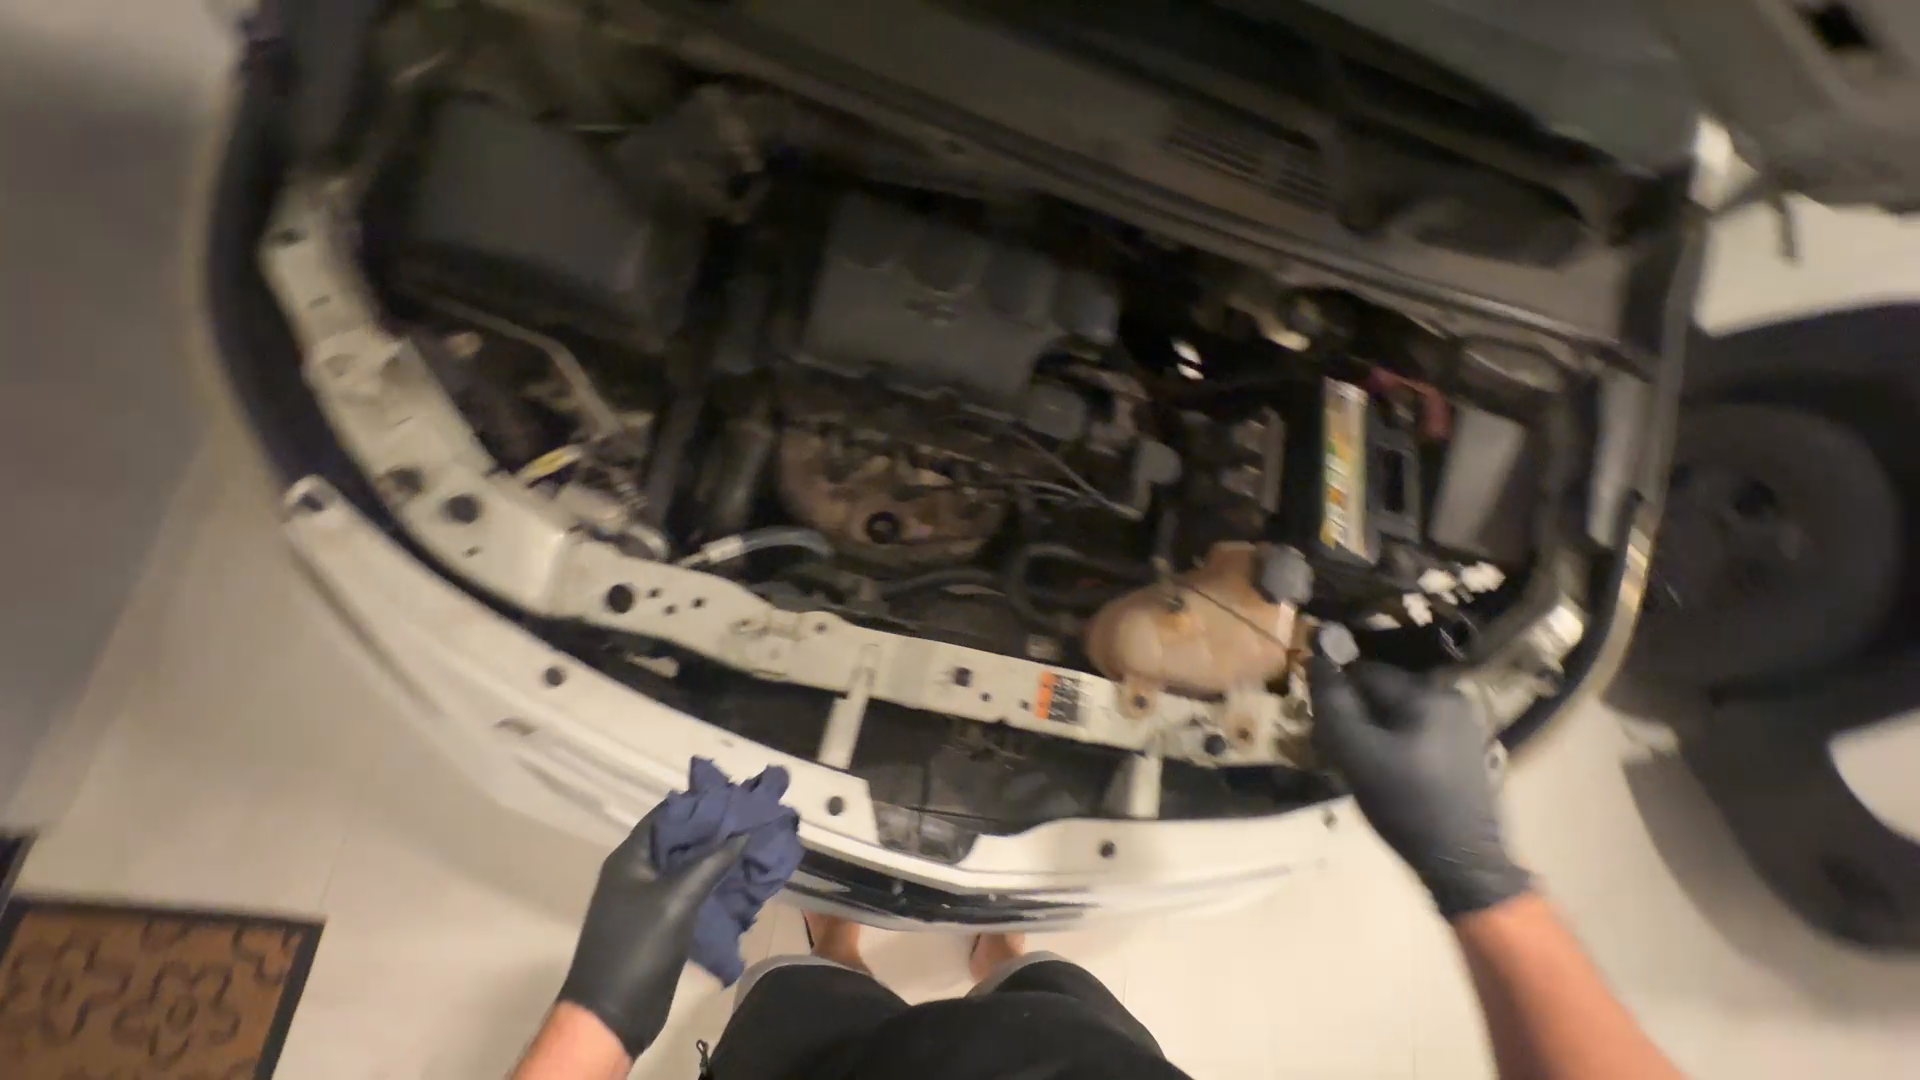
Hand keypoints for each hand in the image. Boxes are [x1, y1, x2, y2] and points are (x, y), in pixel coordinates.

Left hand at [557, 810, 747, 1056]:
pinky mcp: (660, 920)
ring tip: (753, 846)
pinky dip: (712, 882)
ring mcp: (647, 897)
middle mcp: (637, 871)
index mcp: (631, 857)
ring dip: (716, 857)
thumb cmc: (638, 947)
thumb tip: (743, 832)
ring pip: (687, 865)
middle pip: (679, 839)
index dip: (701, 804)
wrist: (612, 1015)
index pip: (668, 814)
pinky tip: (739, 880)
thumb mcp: (678, 898)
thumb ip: (711, 862)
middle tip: (752, 820)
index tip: (737, 799)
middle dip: (714, 830)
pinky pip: (689, 890)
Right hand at [1309, 658, 1529, 917]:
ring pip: (1393, 712)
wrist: (1461, 863)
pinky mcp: (1461, 749)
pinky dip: (1389, 743)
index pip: (1363, 671)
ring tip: (1353, 762)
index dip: (1334, 692)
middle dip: (1351, 712)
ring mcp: (1460, 725)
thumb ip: (1331, 702)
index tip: (1319, 722)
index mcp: (1428, 693)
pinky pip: (1411, 730)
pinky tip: (1380, 771)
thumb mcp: (1355, 751)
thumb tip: (1314, 659)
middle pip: (1379, 691)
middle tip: (1333, 747)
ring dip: (1368, 729)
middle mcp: (1450, 699)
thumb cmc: (1405, 803)